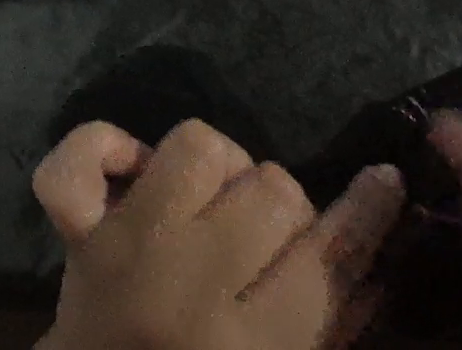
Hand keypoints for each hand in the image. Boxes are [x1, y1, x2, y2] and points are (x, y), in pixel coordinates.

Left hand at [32, 119, 405, 349]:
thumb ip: (335, 315)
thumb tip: (382, 232)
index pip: (325, 263)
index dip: (367, 214)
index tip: (384, 177)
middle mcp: (184, 293)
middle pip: (273, 194)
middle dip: (282, 208)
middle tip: (262, 235)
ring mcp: (124, 251)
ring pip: (199, 149)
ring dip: (218, 167)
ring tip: (210, 201)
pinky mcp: (77, 231)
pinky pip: (80, 159)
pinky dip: (107, 146)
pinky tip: (136, 169)